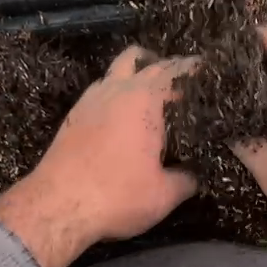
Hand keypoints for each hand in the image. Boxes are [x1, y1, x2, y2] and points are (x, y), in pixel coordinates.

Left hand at [0, 47, 198, 266]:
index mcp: (145, 98)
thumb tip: (196, 175)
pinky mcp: (73, 117)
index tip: (209, 76)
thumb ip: (186, 180)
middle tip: (179, 87)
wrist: (57, 207)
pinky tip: (121, 120)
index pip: (176, 70)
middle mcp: (116, 88)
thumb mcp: (163, 196)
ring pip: (115, 71)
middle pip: (141, 59)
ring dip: (133, 76)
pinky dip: (114, 96)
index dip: (195, 71)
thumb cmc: (116, 198)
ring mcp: (90, 99)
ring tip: (150, 100)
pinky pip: (99, 93)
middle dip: (163, 67)